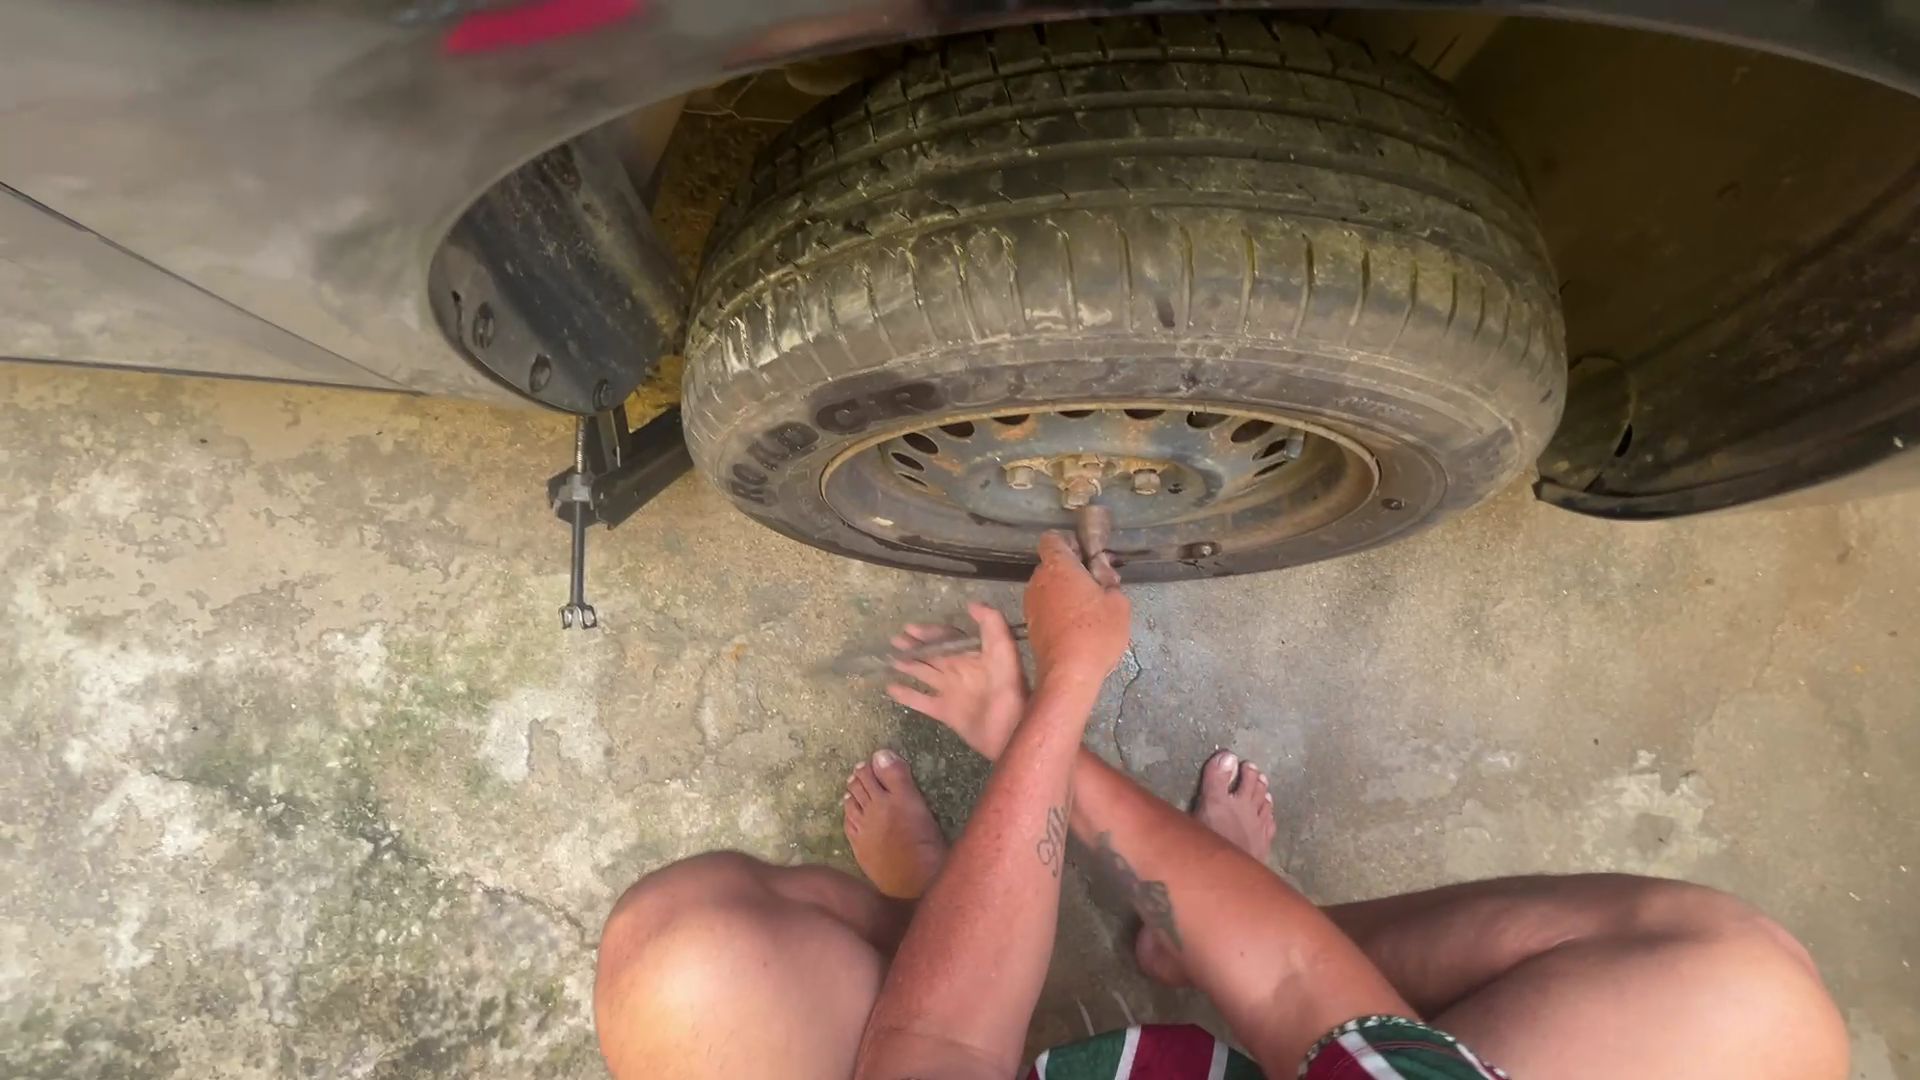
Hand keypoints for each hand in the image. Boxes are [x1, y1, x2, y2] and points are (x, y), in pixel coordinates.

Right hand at [885, 602, 1027, 759]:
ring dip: (908, 665)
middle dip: (915, 646)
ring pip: (924, 674)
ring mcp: (951, 692)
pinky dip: (907, 695)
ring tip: (891, 658)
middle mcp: (960, 670)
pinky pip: (922, 701)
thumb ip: (991, 623)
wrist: (1011, 730)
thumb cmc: (1009, 688)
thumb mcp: (1004, 650)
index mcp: (972, 655)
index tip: (910, 628)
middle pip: (933, 654)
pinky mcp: (946, 712)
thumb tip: (972, 604)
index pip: (947, 638)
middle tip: (895, 640)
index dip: (930, 632)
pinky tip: (891, 688)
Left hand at [1023, 531, 1129, 689]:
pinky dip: (1059, 610)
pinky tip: (1078, 626)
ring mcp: (1031, 604)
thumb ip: (1108, 578)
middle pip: (1052, 565)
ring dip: (1065, 591)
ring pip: (1049, 587)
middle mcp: (1039, 581)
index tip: (1086, 555)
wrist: (1069, 673)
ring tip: (1090, 609)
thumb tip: (1099, 567)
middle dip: (1072, 570)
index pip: (1052, 539)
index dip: (1069, 543)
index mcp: (1058, 567)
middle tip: (1097, 585)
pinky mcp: (1031, 624)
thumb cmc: (1097, 633)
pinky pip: (1045, 607)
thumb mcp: (1117, 601)